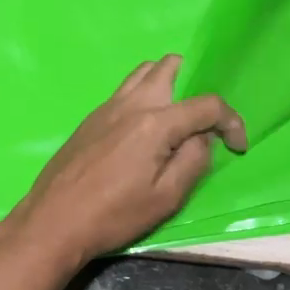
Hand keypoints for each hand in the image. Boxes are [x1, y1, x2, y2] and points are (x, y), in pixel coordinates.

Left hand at [0, 55, 247, 267]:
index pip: (207, 104)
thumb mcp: (167, 198)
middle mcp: (132, 103)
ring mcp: (107, 107)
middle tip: (202, 120)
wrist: (52, 223)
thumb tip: (203, 139)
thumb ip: (194, 161)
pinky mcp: (91, 118)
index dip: (232, 122)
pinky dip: (145, 97)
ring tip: (175, 120)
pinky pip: (126, 90)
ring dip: (168, 84)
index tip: (238, 146)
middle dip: (196, 84)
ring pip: (145, 72)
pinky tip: (143, 133)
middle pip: (171, 66)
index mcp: (156, 123)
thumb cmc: (114, 215)